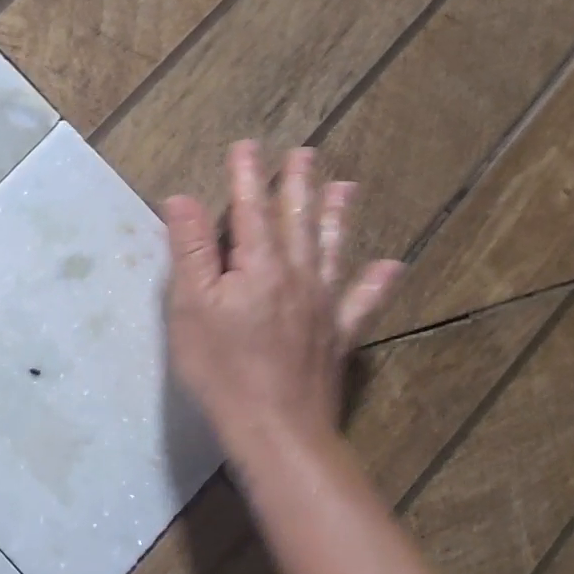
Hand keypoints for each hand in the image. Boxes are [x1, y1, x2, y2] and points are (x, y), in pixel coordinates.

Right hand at [162, 142, 403, 458]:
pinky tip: (390, 266)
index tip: (247, 145)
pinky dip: (376, 282)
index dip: (247, 176)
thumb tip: (183, 198)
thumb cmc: (221, 364)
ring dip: (337, 217)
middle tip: (306, 154)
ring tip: (346, 187)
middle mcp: (298, 276)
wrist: (277, 428)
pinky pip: (361, 301)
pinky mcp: (338, 335)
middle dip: (298, 186)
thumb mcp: (190, 304)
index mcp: (258, 265)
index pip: (250, 210)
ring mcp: (324, 306)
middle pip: (298, 222)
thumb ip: (191, 249)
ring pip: (332, 250)